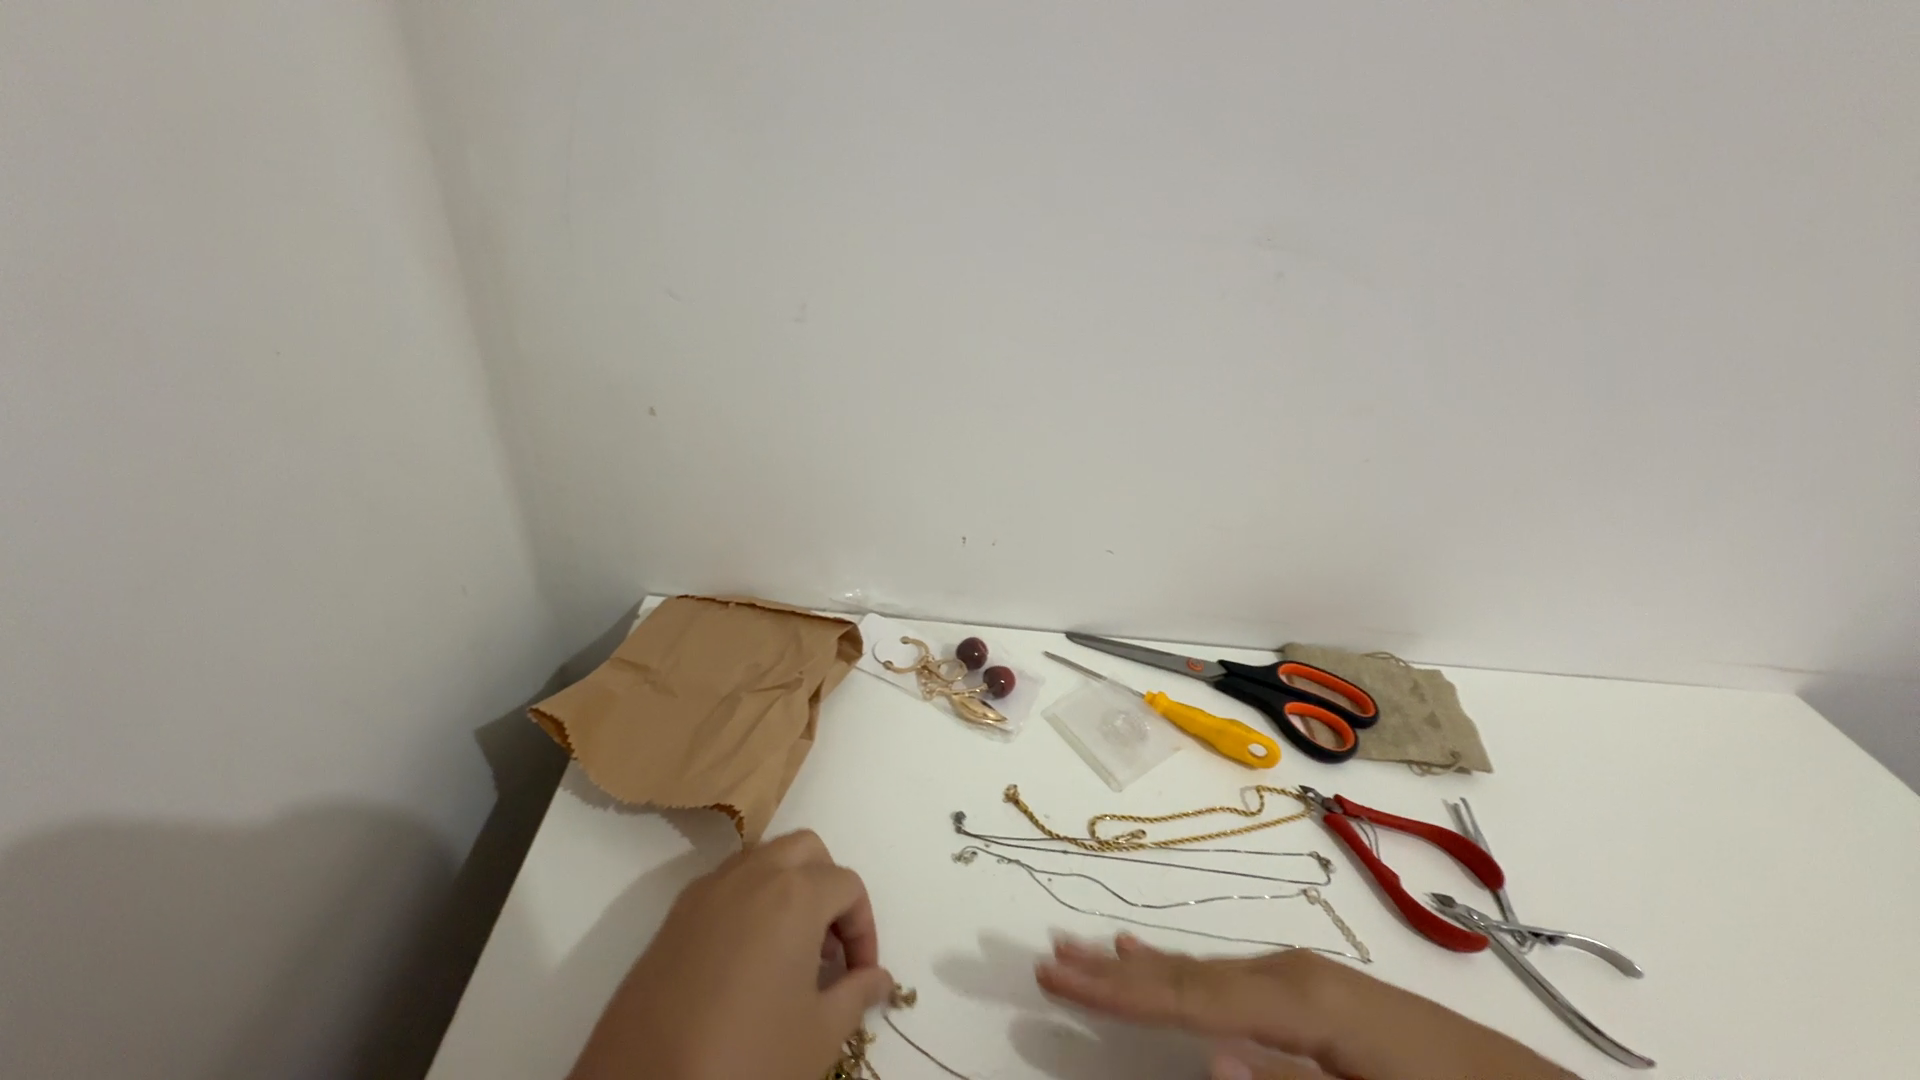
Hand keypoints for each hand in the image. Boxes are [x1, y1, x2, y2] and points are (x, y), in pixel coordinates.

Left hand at [570, 830, 893, 1079]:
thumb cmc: (748, 1057)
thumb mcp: (819, 1034)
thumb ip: (857, 994)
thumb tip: (879, 978)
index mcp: (795, 894)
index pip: (848, 886)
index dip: (864, 928)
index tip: (861, 974)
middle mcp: (751, 876)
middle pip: (806, 850)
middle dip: (829, 887)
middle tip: (830, 945)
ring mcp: (706, 891)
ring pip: (763, 859)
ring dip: (789, 886)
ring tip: (792, 950)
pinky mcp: (673, 916)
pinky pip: (726, 884)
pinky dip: (750, 900)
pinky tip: (748, 958)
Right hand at [1035, 933, 1578, 1079]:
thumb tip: (1205, 1061)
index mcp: (1300, 1002)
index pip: (1187, 995)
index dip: (1116, 988)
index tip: (1054, 973)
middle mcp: (1291, 975)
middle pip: (1184, 974)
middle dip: (1114, 971)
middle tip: (1047, 957)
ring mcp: (1302, 979)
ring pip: (1200, 973)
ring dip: (1138, 968)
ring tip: (1083, 951)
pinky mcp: (1311, 992)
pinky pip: (1226, 978)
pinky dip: (1179, 970)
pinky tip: (1155, 957)